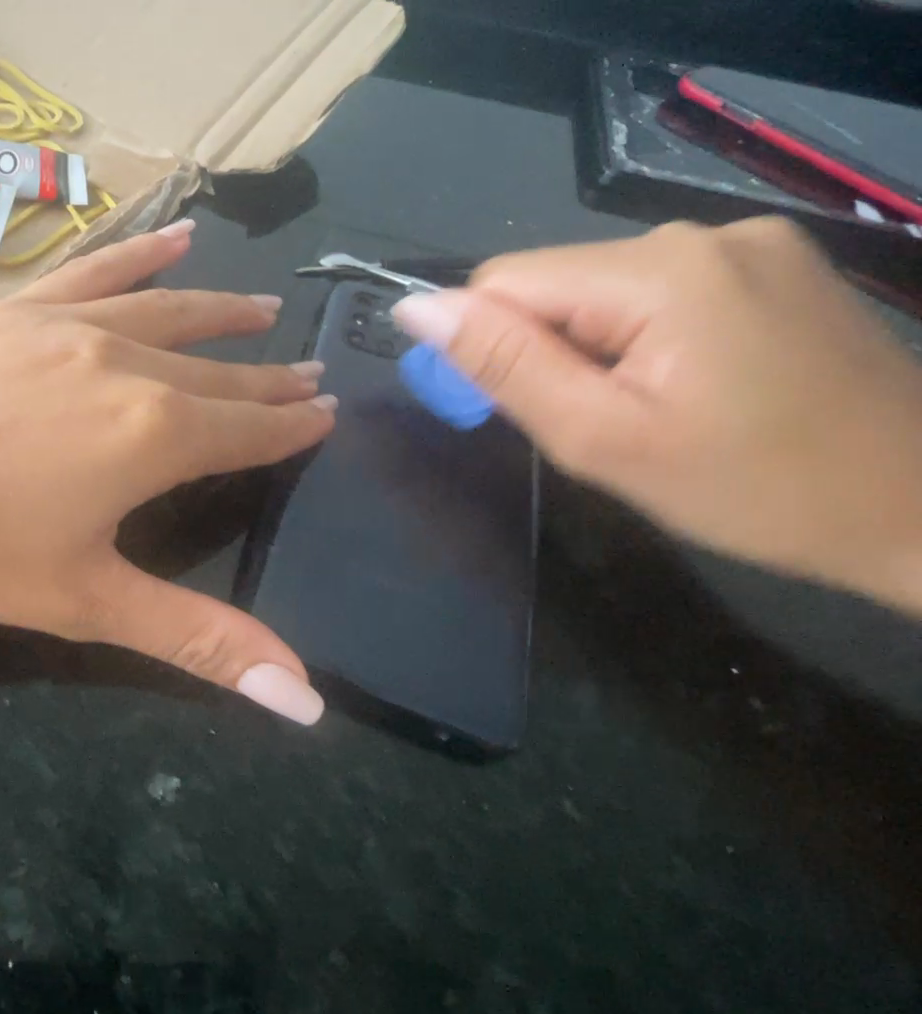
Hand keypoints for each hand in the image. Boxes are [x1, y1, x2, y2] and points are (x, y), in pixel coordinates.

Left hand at [0, 221, 336, 723]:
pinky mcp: (10, 312)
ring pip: (163, 313)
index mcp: (150, 436)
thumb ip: (198, 639)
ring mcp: (62, 327)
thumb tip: (307, 703)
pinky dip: (139, 255)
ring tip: (264, 310)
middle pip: (214, 373)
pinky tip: (174, 236)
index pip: (247, 430)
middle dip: (265, 380)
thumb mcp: (85, 602)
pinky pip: (93, 273)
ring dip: (219, 313)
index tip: (328, 412)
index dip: (291, 427)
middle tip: (309, 376)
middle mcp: (121, 364)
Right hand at [392, 217, 921, 612]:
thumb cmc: (749, 489)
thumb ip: (502, 366)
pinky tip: (686, 384)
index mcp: (659, 273)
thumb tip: (414, 310)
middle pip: (554, 282)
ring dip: (590, 348)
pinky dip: (639, 338)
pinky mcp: (775, 265)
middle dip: (544, 350)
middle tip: (592, 423)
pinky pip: (655, 292)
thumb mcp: (600, 438)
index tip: (520, 407)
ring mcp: (750, 243)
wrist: (919, 507)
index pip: (502, 281)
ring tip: (645, 409)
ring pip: (599, 289)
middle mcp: (703, 234)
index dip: (487, 346)